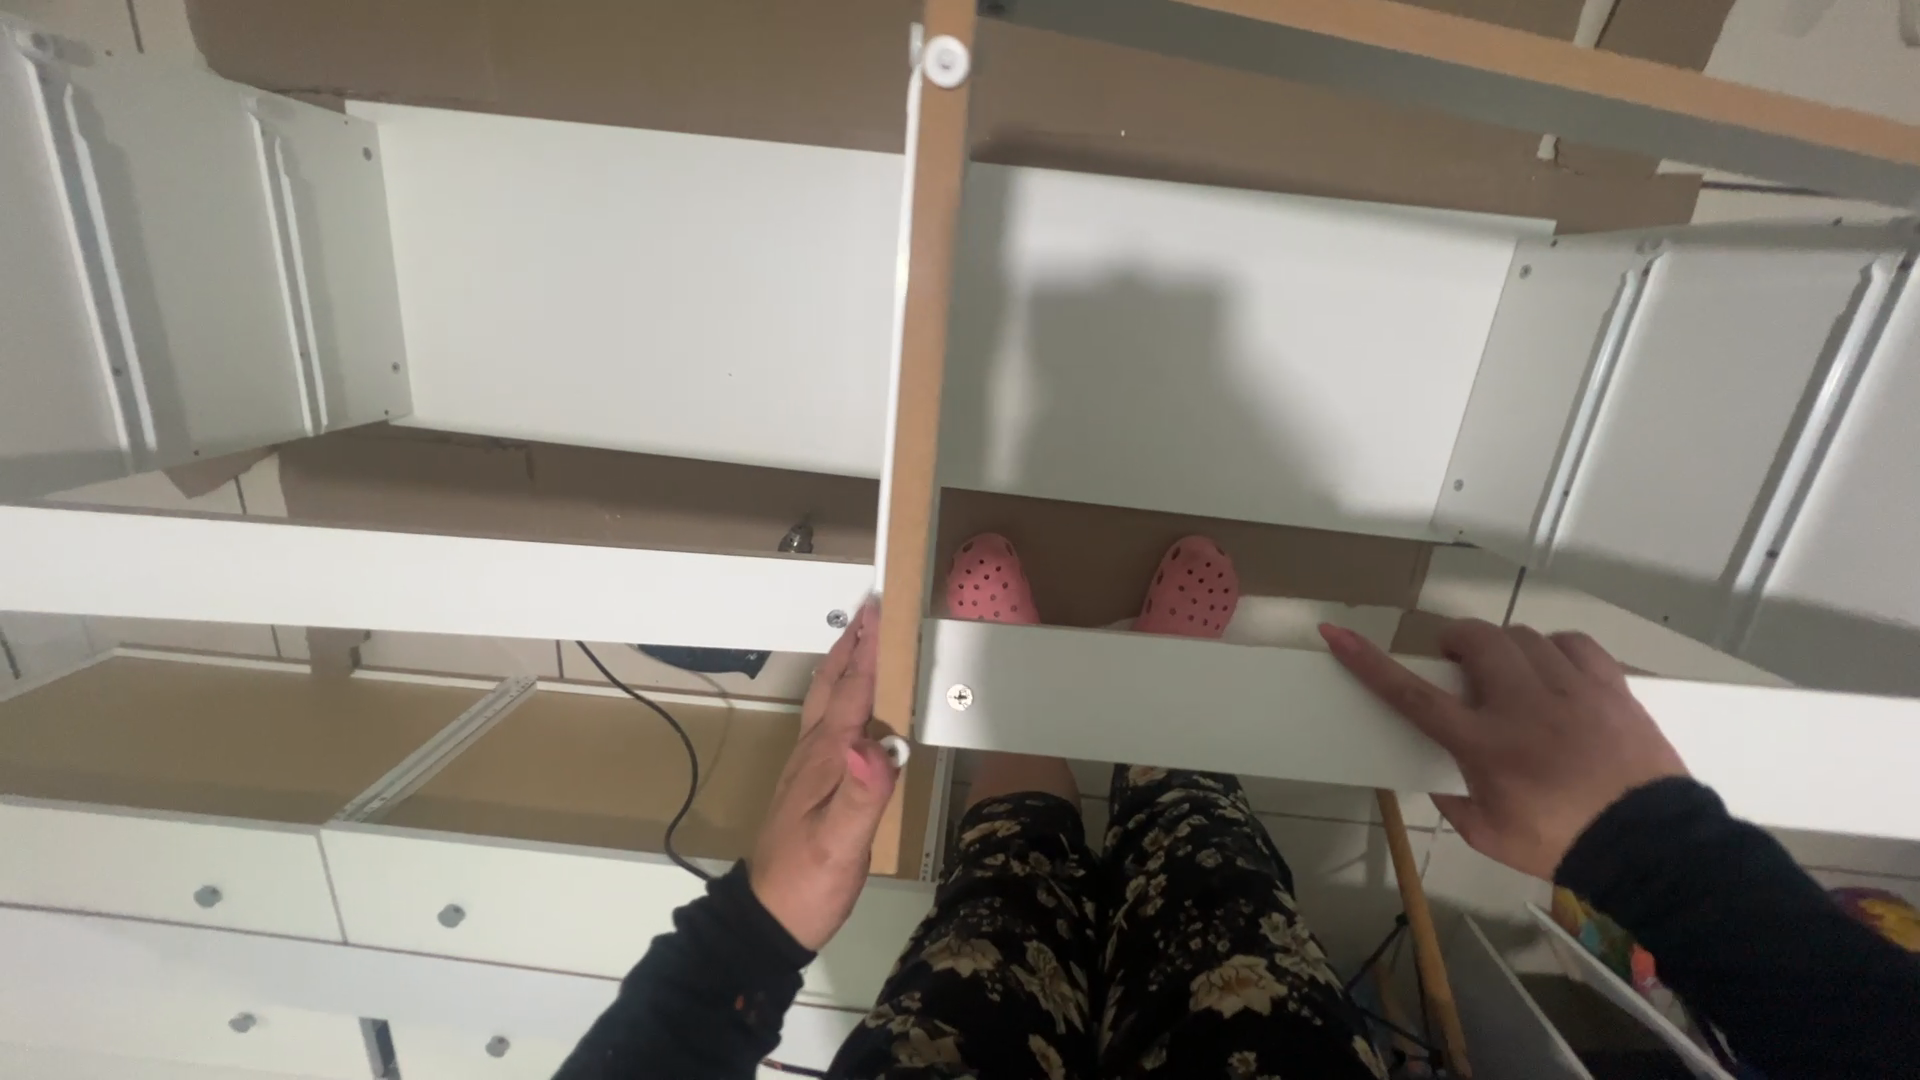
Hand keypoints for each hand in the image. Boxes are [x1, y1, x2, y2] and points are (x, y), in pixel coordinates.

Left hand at [750, 600, 899, 950]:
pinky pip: (829, 718)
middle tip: (871, 606)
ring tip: (862, 636)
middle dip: (853, 642)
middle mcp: (815, 749)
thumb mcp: (840, 844)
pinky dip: (843, 690)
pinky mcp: (812, 778)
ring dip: (845, 661)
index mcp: (826, 755)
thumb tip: (877, 741)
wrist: (767, 919)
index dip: (870, 649)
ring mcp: (809, 763)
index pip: (853, 691)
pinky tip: (852, 696)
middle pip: (833, 684)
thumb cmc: (808, 881)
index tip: (882, 607)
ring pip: (827, 697)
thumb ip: (862, 793)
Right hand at [1320, 618, 1687, 879]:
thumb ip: (1451, 797)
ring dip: (1502, 646)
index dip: (1367, 661)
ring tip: (1507, 670)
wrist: (1658, 853)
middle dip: (1455, 640)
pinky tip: (1551, 668)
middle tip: (1455, 661)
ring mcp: (1572, 694)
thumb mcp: (1487, 833)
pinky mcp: (1612, 691)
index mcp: (1484, 745)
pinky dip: (1553, 648)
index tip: (1335, 634)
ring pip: (1522, 636)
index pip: (1411, 693)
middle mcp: (1522, 708)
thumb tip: (1438, 770)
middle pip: (1475, 641)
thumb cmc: (1561, 844)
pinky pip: (1574, 644)